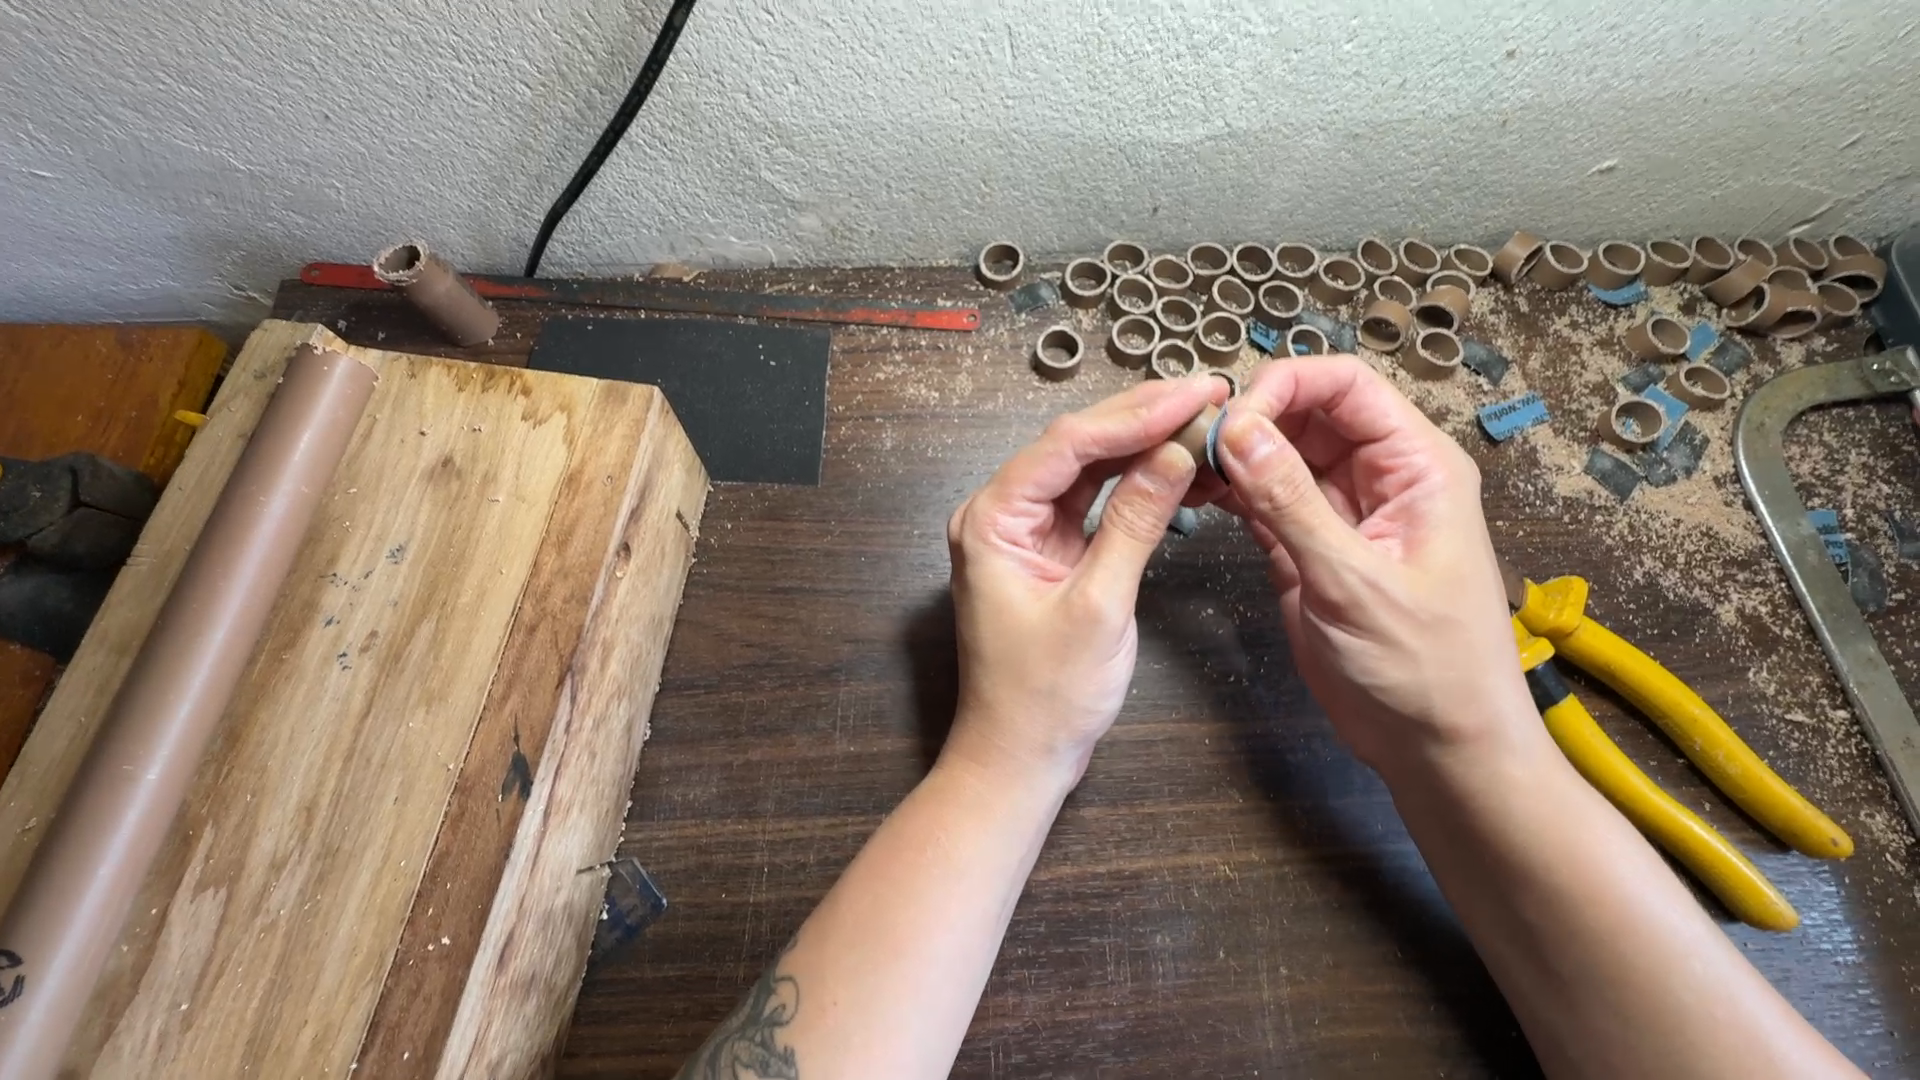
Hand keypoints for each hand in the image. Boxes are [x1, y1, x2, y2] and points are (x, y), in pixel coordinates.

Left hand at [944, 377, 1227, 785]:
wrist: (1020, 755)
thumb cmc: (1045, 695)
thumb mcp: (1099, 605)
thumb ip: (1135, 523)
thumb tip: (1175, 452)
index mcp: (991, 520)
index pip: (1066, 445)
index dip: (1133, 414)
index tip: (1193, 393)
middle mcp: (1000, 514)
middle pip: (1074, 448)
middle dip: (1140, 419)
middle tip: (1205, 393)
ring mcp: (1023, 532)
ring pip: (1086, 471)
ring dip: (1140, 445)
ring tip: (1199, 417)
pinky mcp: (1048, 552)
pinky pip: (1092, 504)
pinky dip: (1133, 486)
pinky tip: (1173, 464)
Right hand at [1212, 356, 1541, 777]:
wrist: (1435, 745)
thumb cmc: (1425, 665)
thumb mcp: (1354, 580)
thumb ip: (1290, 501)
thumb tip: (1236, 429)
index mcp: (1414, 466)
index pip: (1347, 387)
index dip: (1285, 386)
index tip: (1229, 417)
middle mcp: (1375, 478)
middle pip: (1306, 414)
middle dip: (1249, 419)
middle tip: (1193, 445)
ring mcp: (1337, 514)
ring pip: (1277, 457)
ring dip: (1232, 456)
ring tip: (1183, 466)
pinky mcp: (1305, 548)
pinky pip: (1262, 502)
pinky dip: (1229, 494)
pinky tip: (1196, 495)